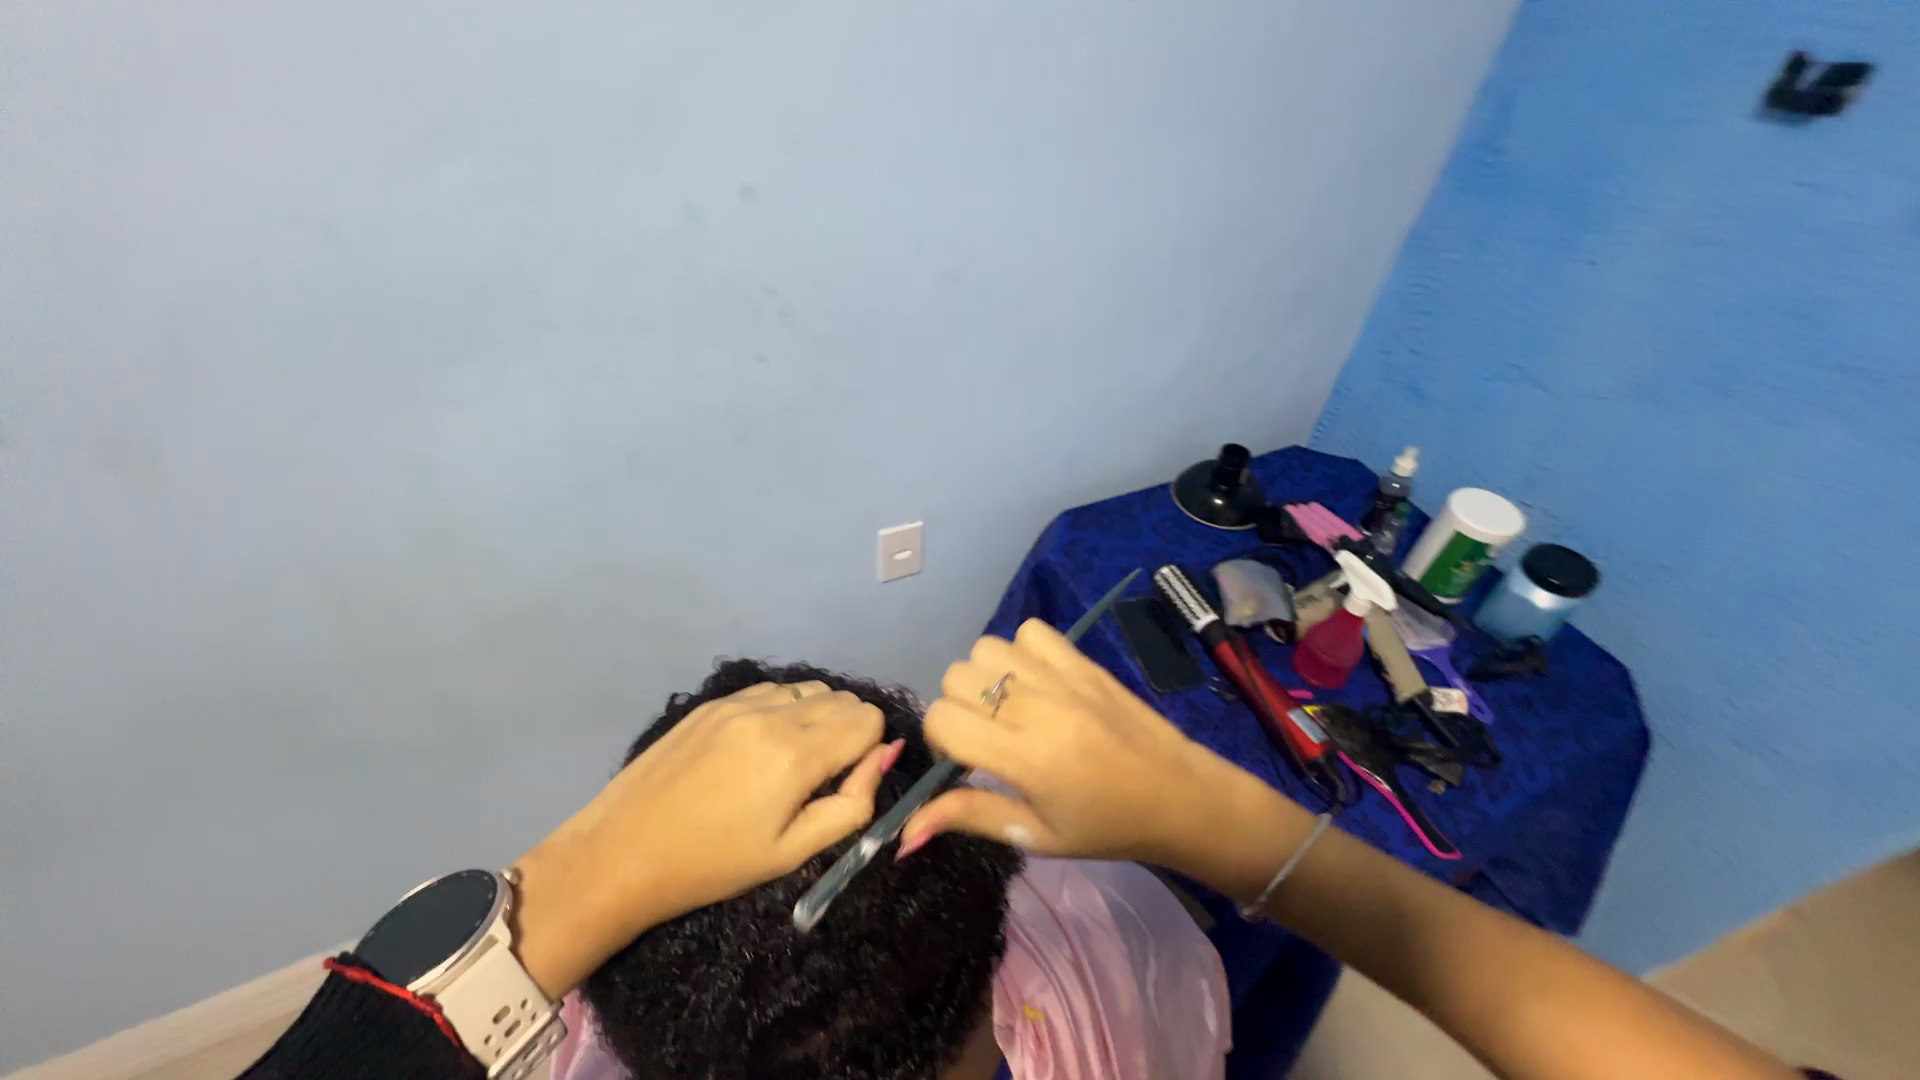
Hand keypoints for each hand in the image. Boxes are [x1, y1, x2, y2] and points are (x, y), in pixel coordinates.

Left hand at [510, 681, 895, 995]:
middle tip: (819, 774)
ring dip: (816, 716)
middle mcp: (772, 715)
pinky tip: (757, 746)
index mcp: (796, 756)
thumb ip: (852, 804)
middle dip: (848, 730)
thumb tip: (883, 758)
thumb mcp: (792, 853)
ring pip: (809, 688)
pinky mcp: (712, 702)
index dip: (869, 749)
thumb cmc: (712, 865)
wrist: (620, 854)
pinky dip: (783, 708)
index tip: (844, 779)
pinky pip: (772, 689)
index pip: (869, 719)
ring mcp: (738, 703)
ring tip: (788, 759)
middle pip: (843, 698)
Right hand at [899, 618, 1289, 875]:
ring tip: (1010, 707)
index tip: (962, 759)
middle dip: (958, 706)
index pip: (943, 718)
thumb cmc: (1105, 827)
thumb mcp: (1035, 835)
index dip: (941, 738)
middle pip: (957, 676)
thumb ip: (969, 816)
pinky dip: (1021, 650)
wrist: (1180, 796)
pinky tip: (1037, 683)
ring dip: (985, 676)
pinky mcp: (1083, 662)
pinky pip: (1030, 631)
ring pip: (987, 647)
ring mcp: (1062, 679)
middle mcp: (1037, 709)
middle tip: (987, 736)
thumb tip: (904, 832)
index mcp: (1025, 759)